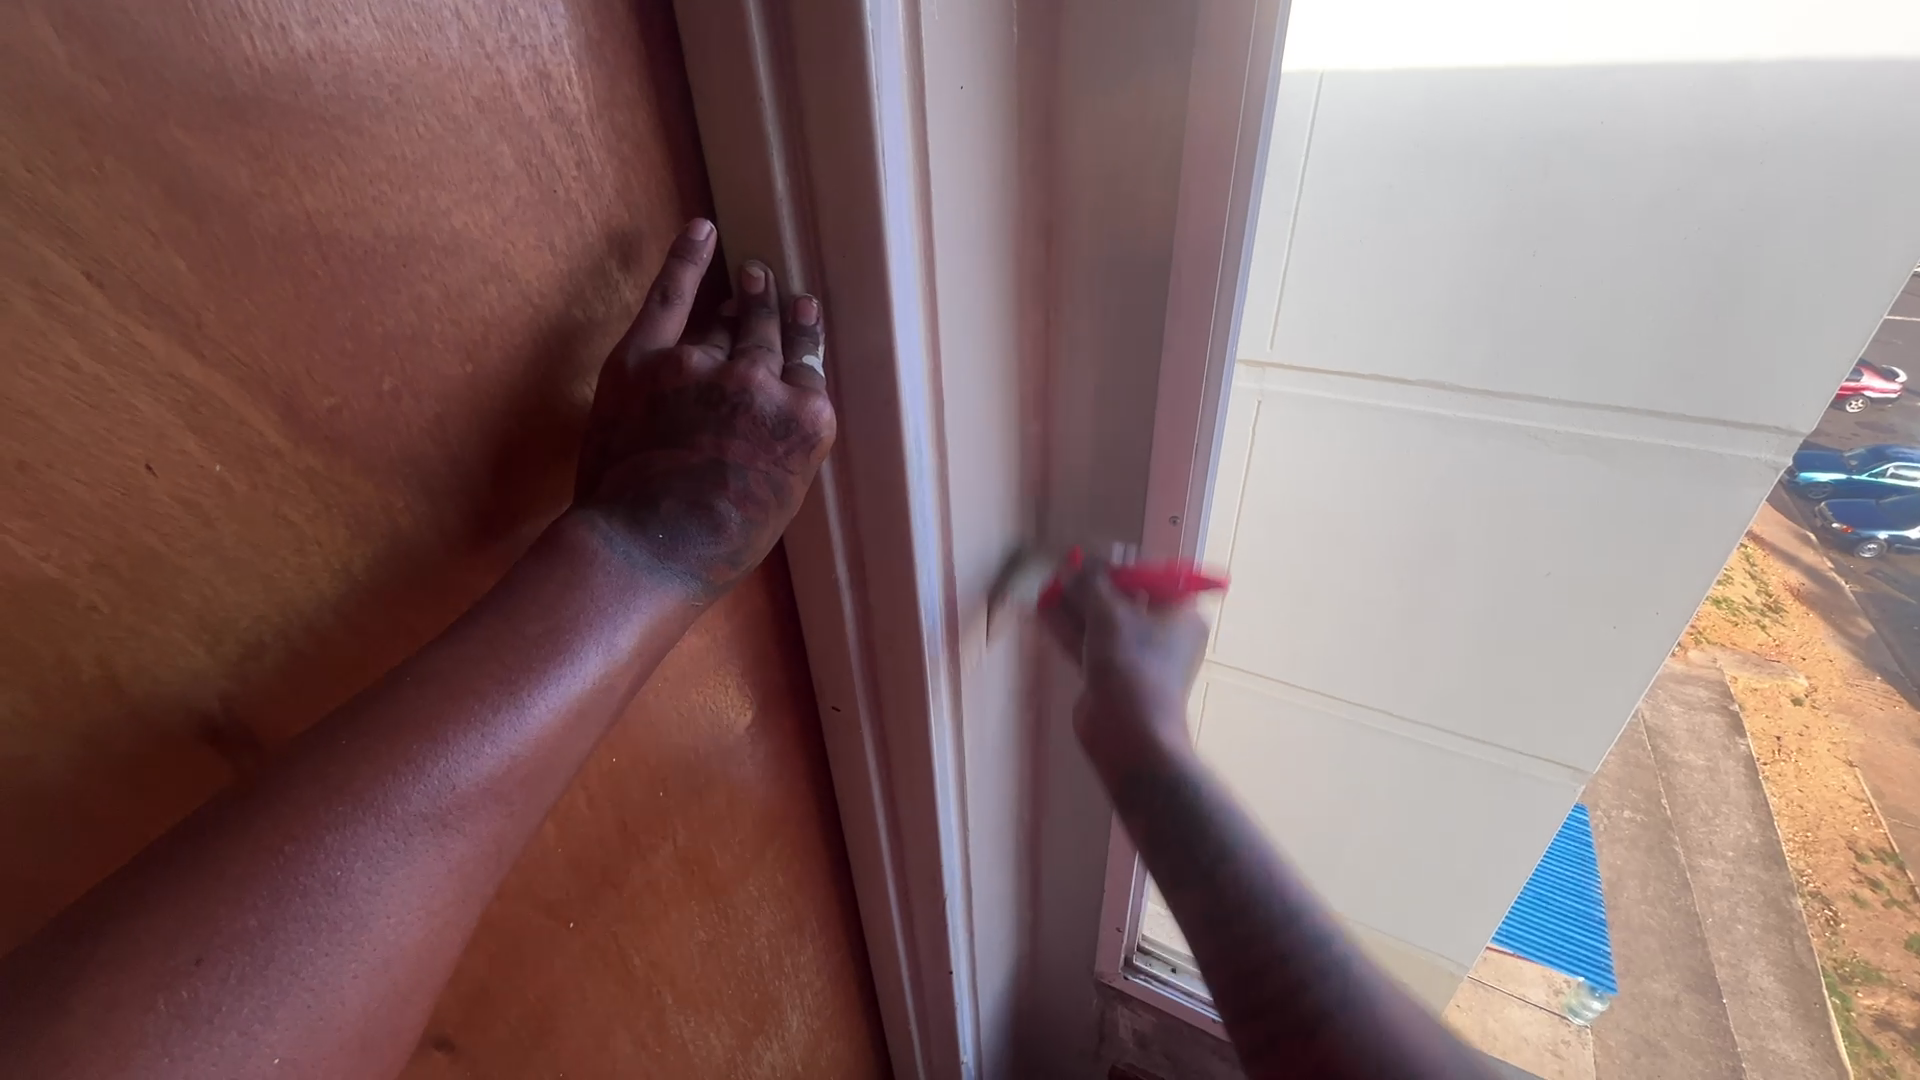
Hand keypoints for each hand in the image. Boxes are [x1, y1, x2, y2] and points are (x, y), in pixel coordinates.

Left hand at [574, 218, 834, 593]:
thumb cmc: (725, 541)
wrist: (649, 548)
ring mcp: (703, 363)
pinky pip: (672, 294)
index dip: (803, 345)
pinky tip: (701, 230)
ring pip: (727, 321)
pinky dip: (686, 258)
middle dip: (776, 309)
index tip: (803, 319)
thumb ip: (789, 441)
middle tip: (773, 284)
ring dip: (743, 296)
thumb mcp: (785, 494)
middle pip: (772, 336)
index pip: (806, 372)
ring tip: (752, 273)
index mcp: (806, 420)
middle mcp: (763, 381)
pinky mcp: (645, 355)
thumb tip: (780, 408)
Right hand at [1042, 559, 1209, 768]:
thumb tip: (1074, 565)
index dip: (1118, 566)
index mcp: (1180, 615)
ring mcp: (1136, 658)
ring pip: (1102, 623)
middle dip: (1090, 586)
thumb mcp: (1109, 613)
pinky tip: (1043, 611)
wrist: (1128, 733)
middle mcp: (1163, 634)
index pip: (1151, 578)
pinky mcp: (1112, 676)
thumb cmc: (1131, 664)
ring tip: (1046, 586)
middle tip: (1062, 571)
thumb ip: (1089, 583)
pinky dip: (1069, 629)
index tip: (1087, 560)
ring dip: (1074, 606)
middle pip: (1123, 600)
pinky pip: (1090, 644)